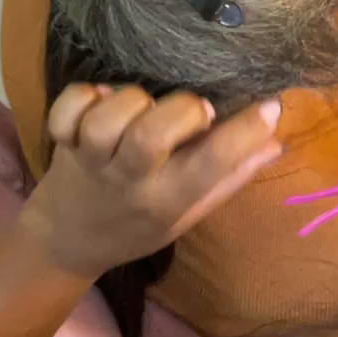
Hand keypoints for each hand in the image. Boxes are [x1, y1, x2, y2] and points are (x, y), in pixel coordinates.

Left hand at [16, 84, 283, 279]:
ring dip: (129, 101)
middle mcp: (129, 179)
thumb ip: (229, 177)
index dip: (244, 132)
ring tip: (140, 106)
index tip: (270, 106)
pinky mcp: (61, 140)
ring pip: (107, 119)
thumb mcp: (188, 212)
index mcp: (167, 199)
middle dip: (180, 110)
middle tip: (195, 109)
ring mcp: (91, 159)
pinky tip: (97, 100)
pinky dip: (81, 97)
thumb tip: (276, 141)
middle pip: (149, 135)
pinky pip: (66, 110)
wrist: (70, 239)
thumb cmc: (138, 222)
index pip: (211, 166)